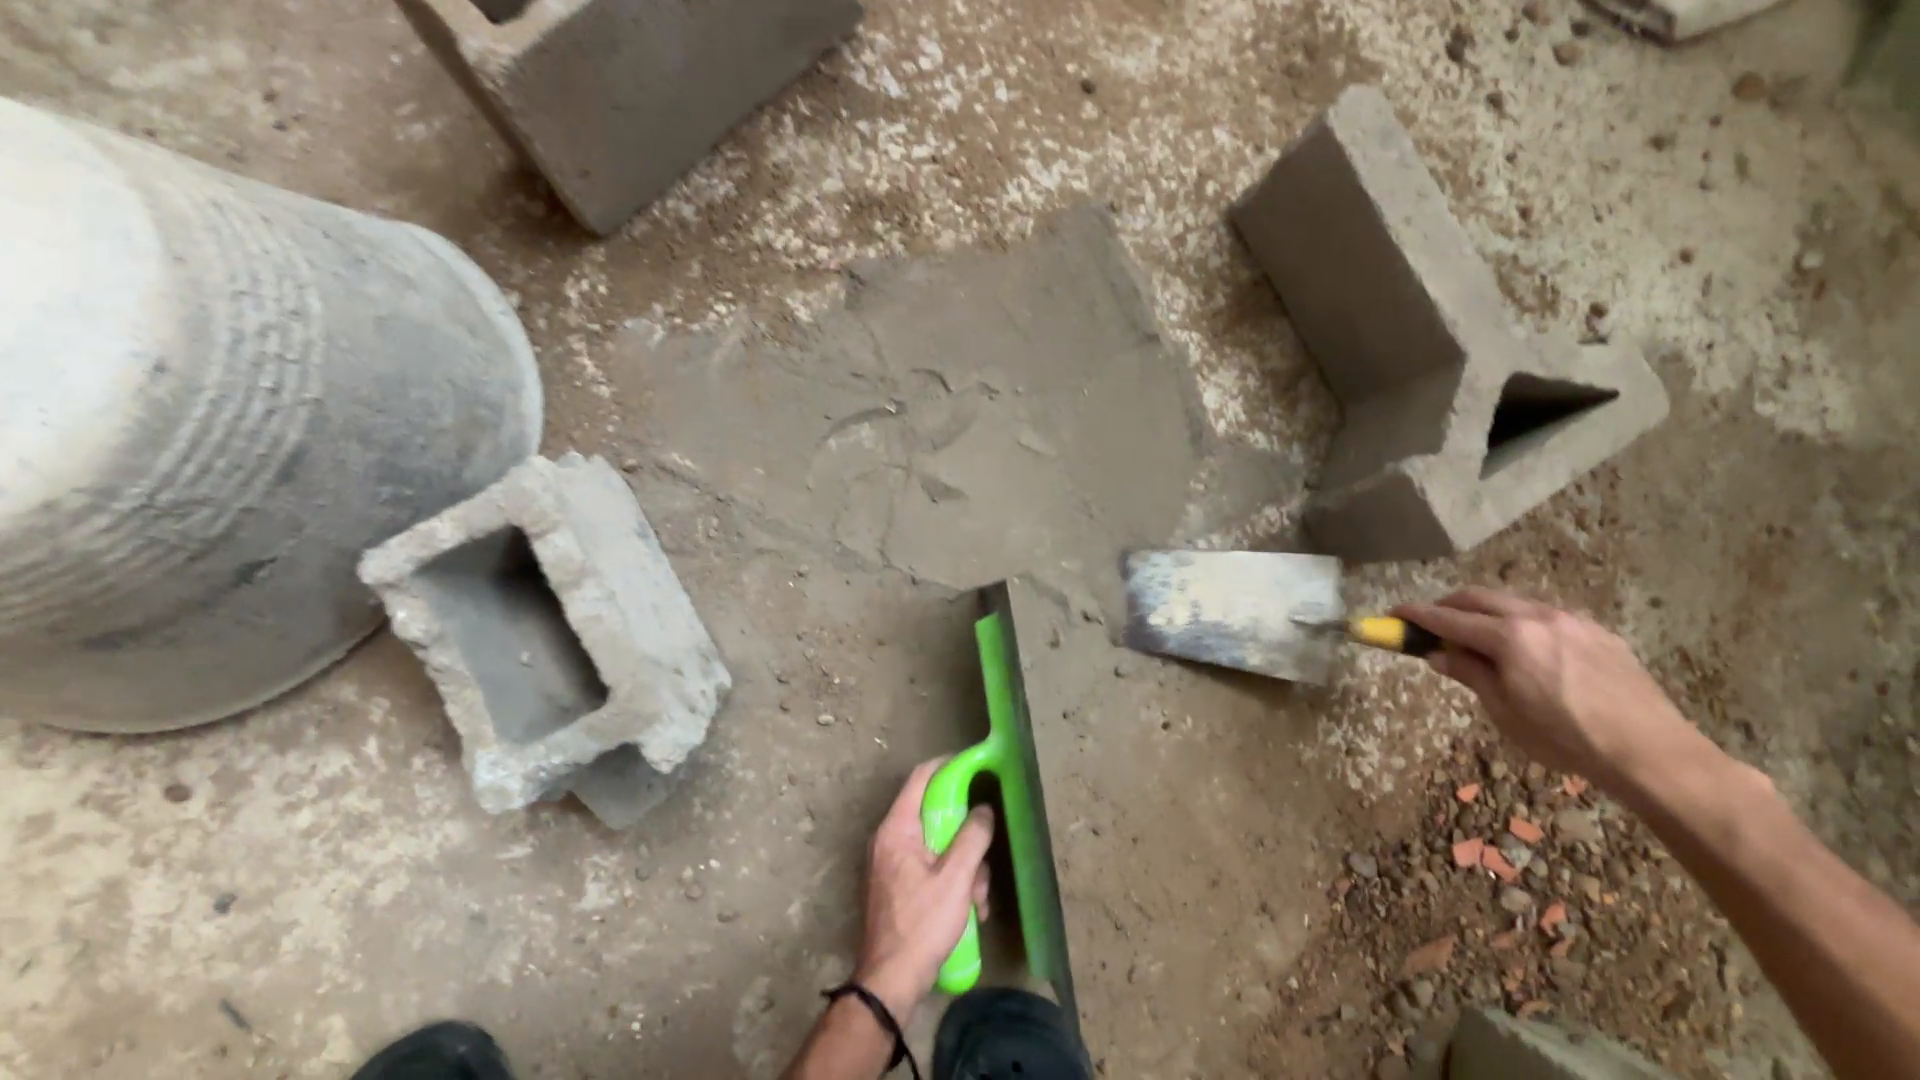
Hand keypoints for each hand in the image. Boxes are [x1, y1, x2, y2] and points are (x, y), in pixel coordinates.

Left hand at [853, 758, 993, 1025]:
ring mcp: (892, 865)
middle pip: (935, 817)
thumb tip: (984, 809)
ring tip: (976, 900)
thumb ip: (972, 838)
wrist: (890, 981)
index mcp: (896, 830)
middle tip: (982, 863)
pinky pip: (932, 870)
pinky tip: (969, 913)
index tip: (975, 765)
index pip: (921, 779)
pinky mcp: (898, 887)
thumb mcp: (956, 878)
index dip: (949, 767)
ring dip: (965, 870)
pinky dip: (953, 884)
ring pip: (939, 847)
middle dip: (967, 839)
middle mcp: (889, 841)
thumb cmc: (921, 925)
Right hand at [1393, 589, 1707, 790]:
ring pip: (1514, 602)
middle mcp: (1538, 617)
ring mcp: (1572, 620)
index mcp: (1509, 637)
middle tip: (1428, 624)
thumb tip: (1440, 654)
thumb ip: (1470, 674)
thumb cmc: (1566, 738)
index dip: (1416, 615)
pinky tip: (1523, 649)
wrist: (1650, 750)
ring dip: (1484, 612)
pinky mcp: (1598, 633)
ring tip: (1475, 637)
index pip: (1448, 618)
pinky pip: (1546, 616)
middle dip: (1447, 605)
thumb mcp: (1505, 712)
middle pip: (1479, 598)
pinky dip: (1519, 622)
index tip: (1392, 614)